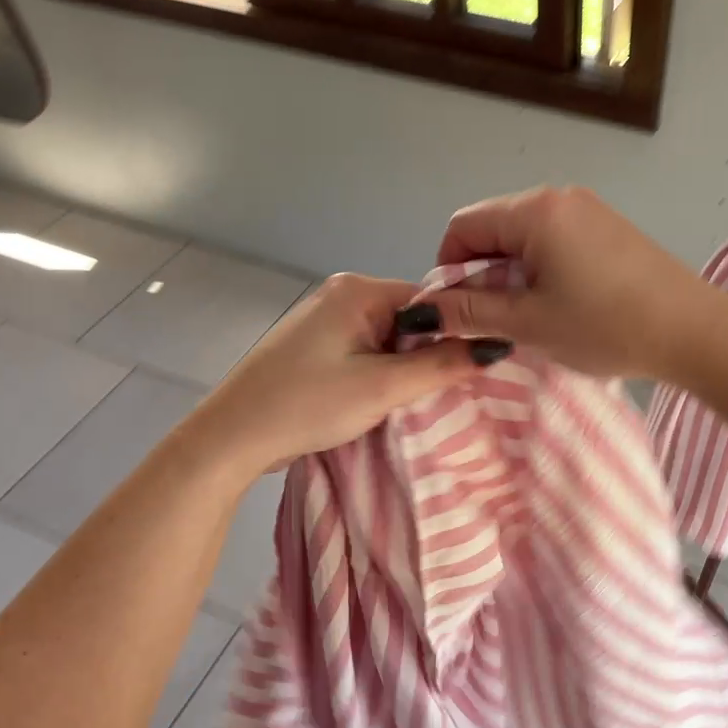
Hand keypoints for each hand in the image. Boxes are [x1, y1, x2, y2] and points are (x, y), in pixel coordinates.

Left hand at [186, 273, 502, 476]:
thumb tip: (496, 344)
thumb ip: (442, 366)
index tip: (475, 369)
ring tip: (417, 399)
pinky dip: (379, 372)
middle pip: (410, 318)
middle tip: (448, 391)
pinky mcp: (313, 344)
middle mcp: (341, 293)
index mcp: (358, 290)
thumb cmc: (309, 405)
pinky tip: (383, 399)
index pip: (430, 301)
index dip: (455, 333)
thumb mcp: (384, 388)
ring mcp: (324, 318)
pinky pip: (365, 349)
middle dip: (429, 353)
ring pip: (388, 337)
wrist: (231, 438)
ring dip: (404, 367)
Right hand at [421, 186, 722, 378]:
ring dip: (514, 275)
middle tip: (495, 322)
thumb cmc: (605, 327)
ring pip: (526, 237)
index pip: (462, 226)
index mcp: (534, 210)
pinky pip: (557, 241)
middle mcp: (560, 197)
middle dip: (482, 274)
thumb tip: (422, 311)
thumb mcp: (529, 324)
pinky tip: (564, 305)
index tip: (459, 313)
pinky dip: (544, 270)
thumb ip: (471, 313)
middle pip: (494, 227)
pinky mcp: (611, 229)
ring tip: (531, 318)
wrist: (695, 332)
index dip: (448, 271)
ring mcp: (591, 210)